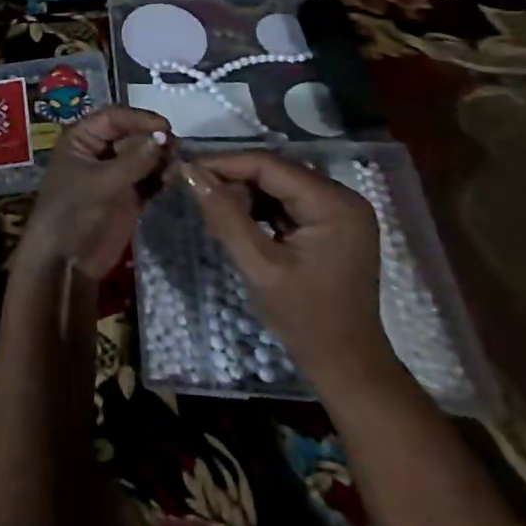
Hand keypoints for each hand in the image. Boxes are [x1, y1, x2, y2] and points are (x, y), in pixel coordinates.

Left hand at [15, 107, 172, 278]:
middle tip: (177, 150)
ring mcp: (115, 174)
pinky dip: (162, 178)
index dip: (139, 118)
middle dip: (154, 140)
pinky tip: (174, 180)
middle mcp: (98, 151)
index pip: (113, 117)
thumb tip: (164, 138)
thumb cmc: (72, 212)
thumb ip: (134, 161)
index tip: (166, 128)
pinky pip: (150, 179)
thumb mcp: (101, 183)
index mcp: (81, 139)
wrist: (65, 259)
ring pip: (145, 157)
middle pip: (133, 135)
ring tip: (178, 166)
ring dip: (161, 159)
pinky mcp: (129, 196)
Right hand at [180, 151, 405, 397]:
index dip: (221, 163)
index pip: (268, 165)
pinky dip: (254, 210)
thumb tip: (189, 173)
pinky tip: (234, 228)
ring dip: (239, 198)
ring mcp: (336, 211)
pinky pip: (282, 203)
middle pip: (272, 172)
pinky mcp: (327, 225)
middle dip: (230, 182)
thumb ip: (224, 215)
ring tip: (213, 223)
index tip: (181, 171)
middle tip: (194, 202)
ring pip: (274, 186)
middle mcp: (341, 198)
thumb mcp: (259, 264)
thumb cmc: (304, 316)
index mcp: (334, 204)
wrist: (344, 361)